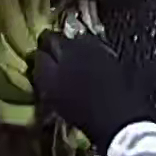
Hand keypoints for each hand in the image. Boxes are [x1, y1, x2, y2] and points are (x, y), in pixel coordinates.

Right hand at [32, 33, 151, 149]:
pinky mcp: (116, 62)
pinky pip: (97, 57)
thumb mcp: (50, 88)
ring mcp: (103, 50)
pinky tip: (90, 79)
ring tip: (74, 75)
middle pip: (66, 41)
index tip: (39, 61)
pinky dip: (91, 64)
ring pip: (82, 48)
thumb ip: (41, 66)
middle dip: (59, 52)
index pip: (48, 37)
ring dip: (76, 57)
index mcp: (66, 46)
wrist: (119, 118)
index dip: (42, 48)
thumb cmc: (79, 106)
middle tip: (55, 69)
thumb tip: (36, 54)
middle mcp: (85, 42)